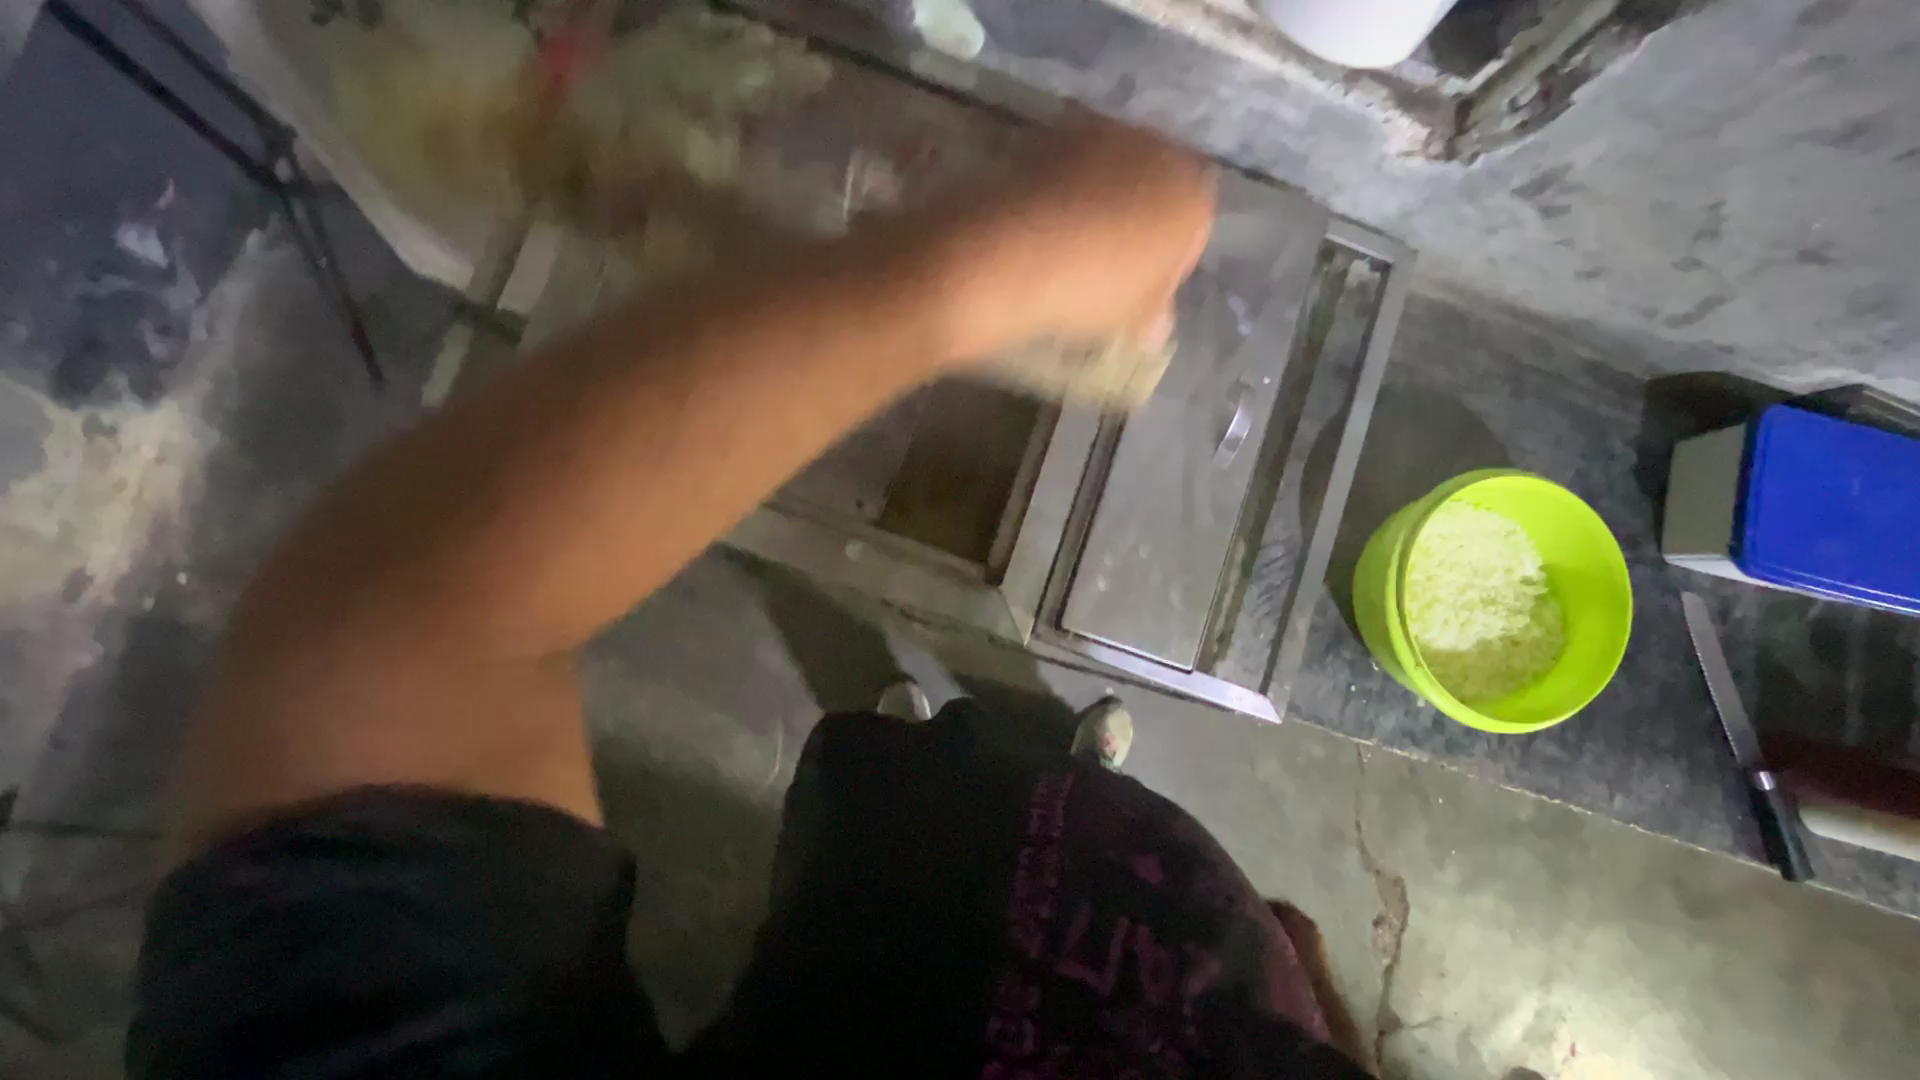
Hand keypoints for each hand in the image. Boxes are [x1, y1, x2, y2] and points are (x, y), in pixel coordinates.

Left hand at [923, 120, 1216, 363]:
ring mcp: (1097, 131)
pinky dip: (1059, 192)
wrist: (1009, 254)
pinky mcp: (1046, 133)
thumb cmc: (1090, 289)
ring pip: (1109, 174)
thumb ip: (1153, 316)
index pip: (1193, 230)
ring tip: (1067, 248)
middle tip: (1106, 269)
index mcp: (1193, 193)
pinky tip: (1038, 229)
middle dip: (1135, 224)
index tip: (1139, 293)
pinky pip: (1065, 170)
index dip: (1167, 265)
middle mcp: (1155, 147)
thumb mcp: (1132, 319)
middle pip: (1153, 189)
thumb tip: (1155, 326)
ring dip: (1096, 203)